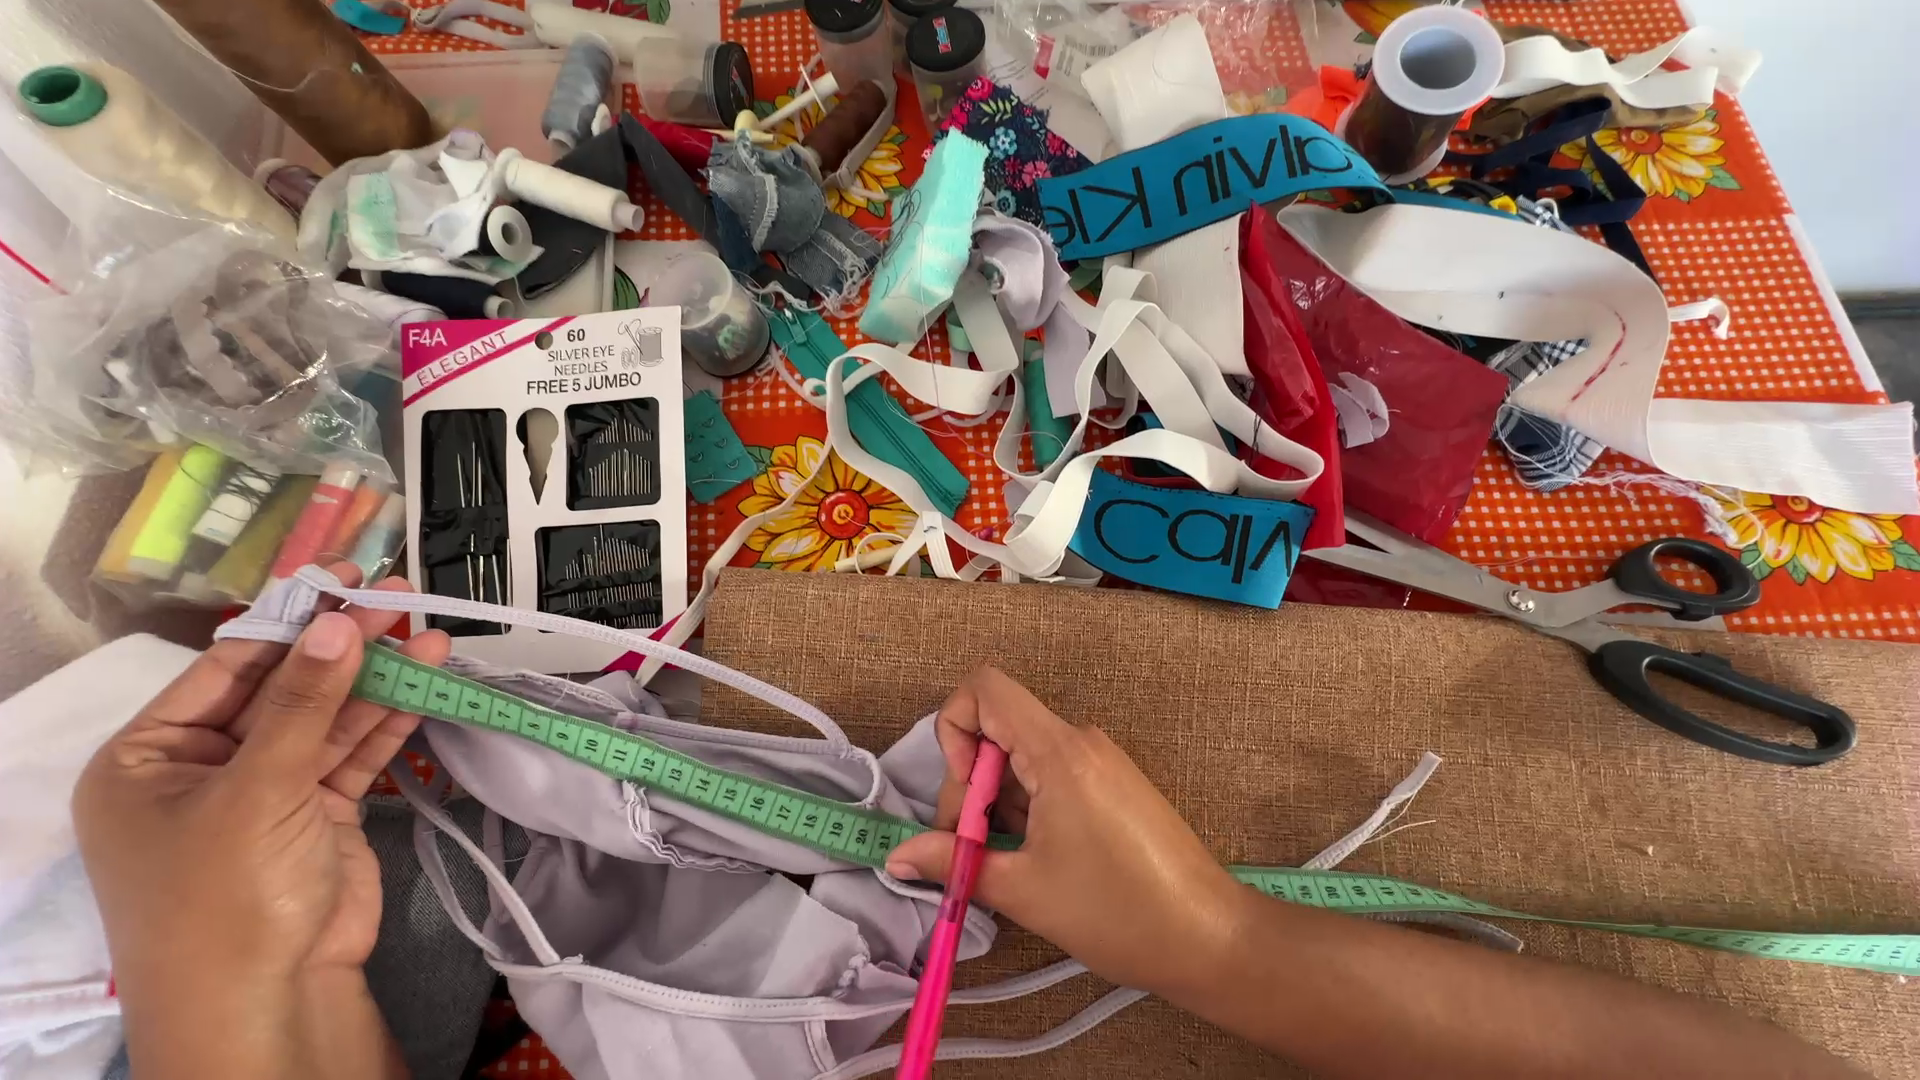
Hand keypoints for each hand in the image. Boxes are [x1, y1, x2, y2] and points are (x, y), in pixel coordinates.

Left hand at [72, 562, 448, 1079]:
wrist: (272, 993)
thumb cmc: (225, 894)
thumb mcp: (255, 790)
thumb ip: (304, 703)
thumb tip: (339, 625)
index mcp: (154, 758)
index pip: (229, 669)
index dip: (292, 623)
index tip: (346, 584)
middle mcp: (210, 765)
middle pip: (290, 688)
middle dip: (347, 647)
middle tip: (401, 599)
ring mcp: (272, 787)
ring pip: (333, 716)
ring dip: (381, 679)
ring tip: (431, 636)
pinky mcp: (324, 807)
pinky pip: (358, 749)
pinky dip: (392, 717)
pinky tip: (427, 682)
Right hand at [886, 667, 1247, 997]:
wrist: (1212, 938)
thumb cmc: (1119, 912)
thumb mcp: (1025, 890)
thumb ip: (954, 862)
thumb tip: (898, 856)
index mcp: (1058, 750)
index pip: (985, 687)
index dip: (954, 726)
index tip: (963, 789)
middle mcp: (1078, 740)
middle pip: (996, 730)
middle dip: (969, 785)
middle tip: (972, 851)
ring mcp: (1097, 760)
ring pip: (1019, 757)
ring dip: (996, 804)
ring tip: (1007, 865)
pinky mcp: (1108, 783)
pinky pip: (1048, 775)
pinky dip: (1025, 808)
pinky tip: (1034, 858)